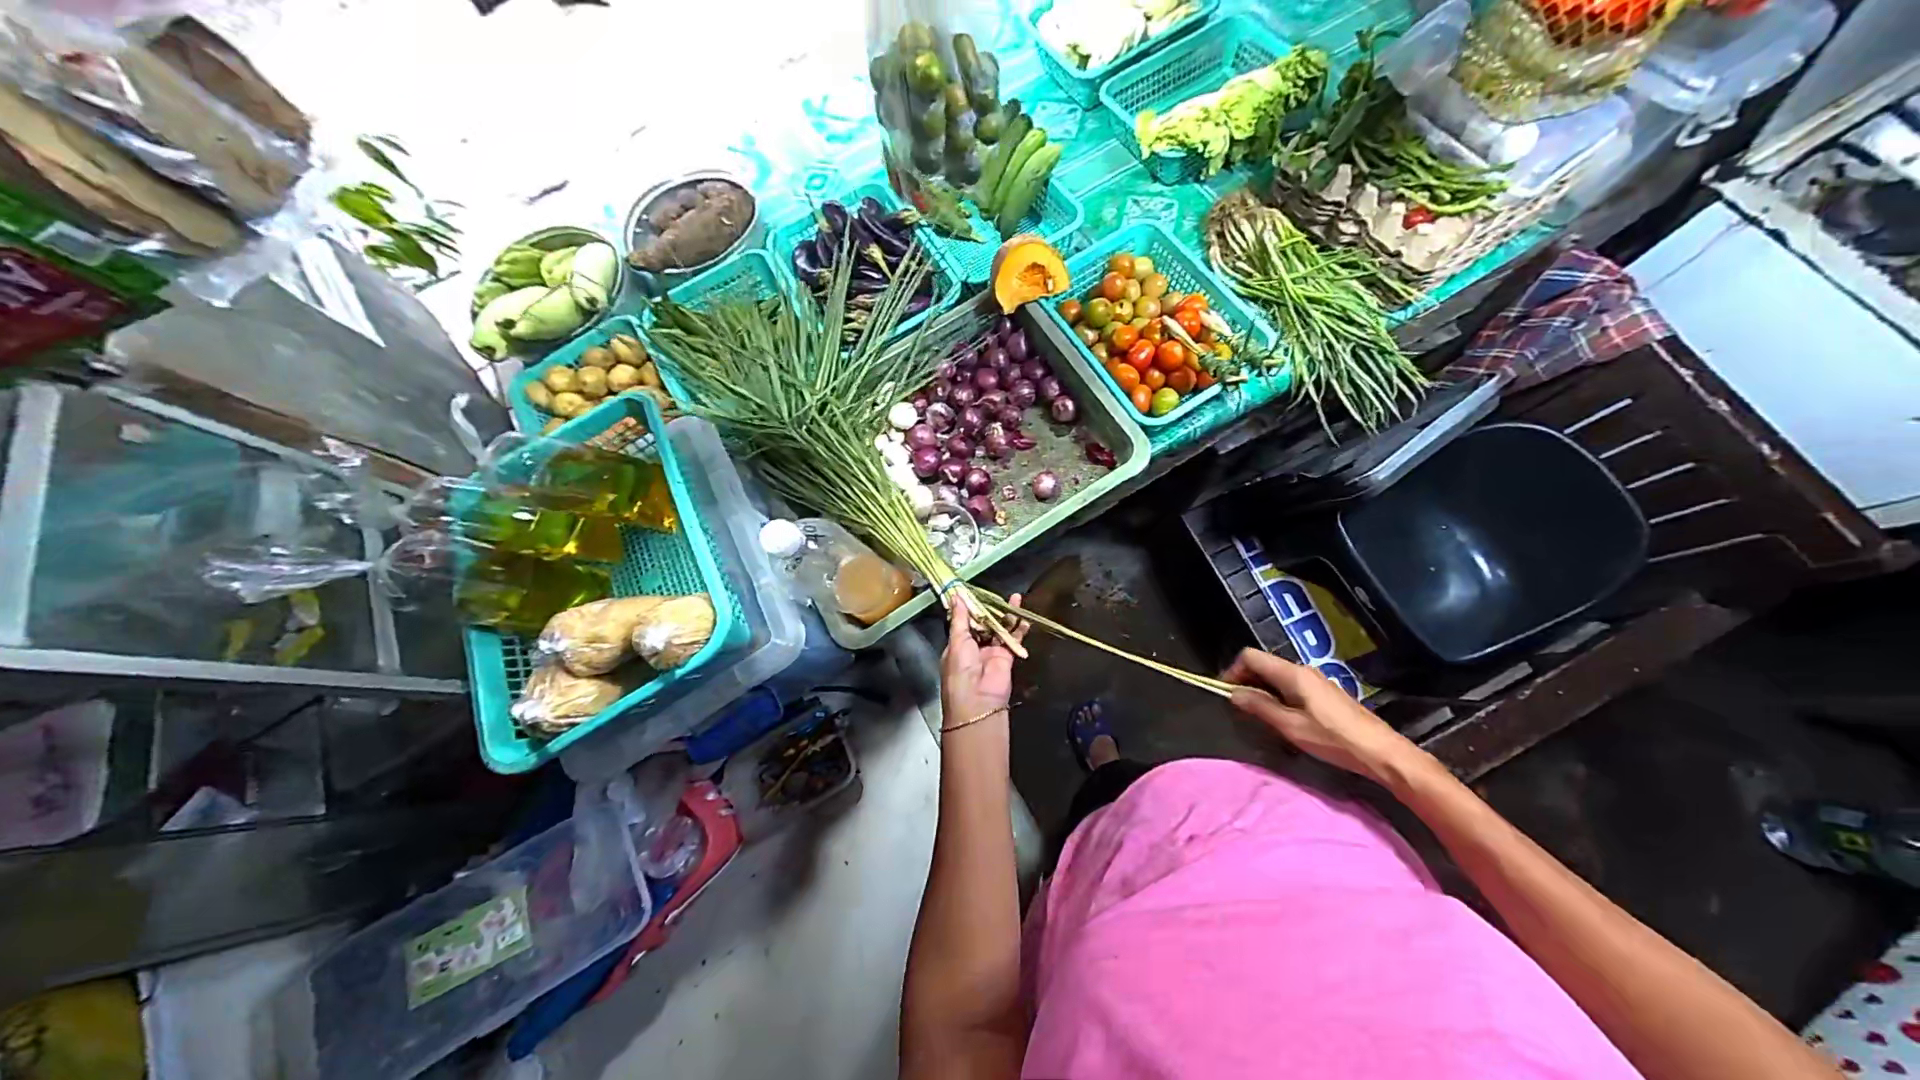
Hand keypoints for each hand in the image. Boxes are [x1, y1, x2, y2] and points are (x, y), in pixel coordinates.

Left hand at [940, 593, 1027, 733]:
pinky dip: (1019, 628)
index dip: (970, 608)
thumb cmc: (960, 670)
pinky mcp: (1007, 657)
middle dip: (990, 609)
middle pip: (984, 624)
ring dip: (1007, 614)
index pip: (964, 622)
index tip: (974, 592)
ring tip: (1015, 597)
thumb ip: (960, 619)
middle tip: (996, 593)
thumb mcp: (957, 641)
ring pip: (1000, 629)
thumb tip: (955, 596)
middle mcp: (974, 648)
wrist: (978, 700)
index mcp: (957, 645)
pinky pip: (1013, 639)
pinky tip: (1023, 615)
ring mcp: (991, 652)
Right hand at [1222, 648, 1421, 785]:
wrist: (1381, 752)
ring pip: (1277, 675)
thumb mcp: (1290, 726)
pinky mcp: (1324, 692)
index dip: (1233, 671)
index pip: (1250, 656)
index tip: (1226, 693)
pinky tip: (1283, 718)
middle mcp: (1303, 670)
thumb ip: (1260, 707)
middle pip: (1263, 664)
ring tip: (1259, 715)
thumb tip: (1234, 693)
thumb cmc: (1334, 739)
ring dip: (1262, 690)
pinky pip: (1291, 685)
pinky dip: (1278, 695)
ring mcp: (1316, 680)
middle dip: (1246, 681)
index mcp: (1292, 674)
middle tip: (1240, 707)